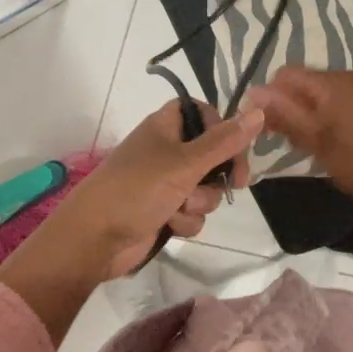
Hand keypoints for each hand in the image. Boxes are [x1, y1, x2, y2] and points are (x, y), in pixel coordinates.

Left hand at [46, 99, 261, 278]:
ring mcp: (163, 183)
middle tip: (235, 184)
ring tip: (179, 208)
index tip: (237, 143)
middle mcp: (166, 150)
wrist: (94, 240)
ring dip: (200, 201)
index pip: (201, 112)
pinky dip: (186, 219)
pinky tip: (170, 226)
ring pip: (205, 187)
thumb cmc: (137, 189)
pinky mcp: (162, 212)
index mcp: (165, 127)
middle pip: (211, 153)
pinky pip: (192, 211)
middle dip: (219, 173)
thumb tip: (259, 111)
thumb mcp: (186, 162)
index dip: (221, 125)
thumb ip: (225, 141)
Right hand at [247, 66, 352, 270]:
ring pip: (321, 93)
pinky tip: (330, 142)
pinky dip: (327, 116)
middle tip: (283, 140)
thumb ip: (285, 114)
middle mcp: (346, 77)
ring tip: (306, 144)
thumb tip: (254, 91)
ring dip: (307, 113)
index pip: (285, 75)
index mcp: (330, 82)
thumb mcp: (317, 142)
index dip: (268, 97)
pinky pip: (340, 101)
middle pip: (303, 82)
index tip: (264, 127)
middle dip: (288, 106)